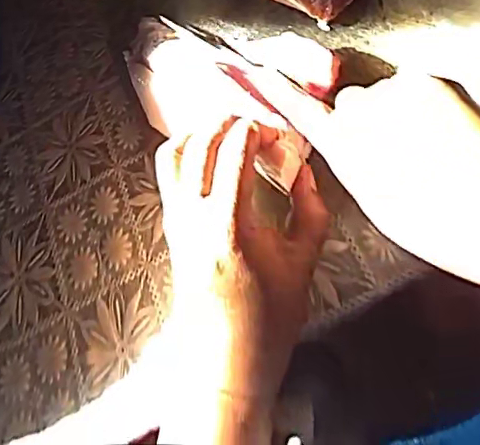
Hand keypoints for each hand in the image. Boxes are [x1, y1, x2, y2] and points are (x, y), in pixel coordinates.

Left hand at [155, 116, 328, 440]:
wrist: (223, 357)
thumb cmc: (266, 319)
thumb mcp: (303, 265)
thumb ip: (310, 211)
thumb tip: (302, 168)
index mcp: (228, 223)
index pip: (234, 150)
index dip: (257, 130)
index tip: (277, 134)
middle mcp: (193, 213)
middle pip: (201, 140)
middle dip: (229, 121)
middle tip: (255, 125)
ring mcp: (175, 215)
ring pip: (176, 149)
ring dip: (202, 130)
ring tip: (230, 131)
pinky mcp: (169, 220)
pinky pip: (168, 169)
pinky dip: (186, 148)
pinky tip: (208, 152)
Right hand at [243, 68, 479, 293]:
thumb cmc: (447, 223)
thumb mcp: (384, 205)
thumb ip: (358, 165)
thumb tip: (357, 150)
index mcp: (344, 150)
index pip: (298, 108)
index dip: (272, 87)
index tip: (250, 67)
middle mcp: (357, 114)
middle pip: (352, 103)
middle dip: (372, 118)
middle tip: (408, 150)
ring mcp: (388, 92)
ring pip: (387, 96)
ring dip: (405, 113)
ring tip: (441, 146)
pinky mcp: (423, 79)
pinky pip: (418, 87)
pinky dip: (433, 103)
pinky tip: (458, 130)